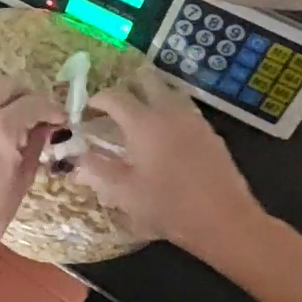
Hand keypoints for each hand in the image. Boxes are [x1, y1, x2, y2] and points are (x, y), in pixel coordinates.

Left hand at [0, 68, 63, 257]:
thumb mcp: (23, 178)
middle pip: (10, 84)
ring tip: (6, 103)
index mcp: (1, 128)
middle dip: (29, 96)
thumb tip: (50, 124)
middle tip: (35, 113)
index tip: (60, 118)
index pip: (35, 103)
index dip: (53, 109)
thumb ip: (37, 143)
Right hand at [72, 68, 270, 248]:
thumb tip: (76, 159)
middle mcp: (168, 112)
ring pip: (168, 91)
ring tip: (139, 116)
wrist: (224, 220)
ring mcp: (193, 119)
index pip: (113, 96)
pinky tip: (165, 134)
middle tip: (113, 107)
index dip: (96, 100)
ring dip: (150, 95)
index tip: (87, 111)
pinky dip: (169, 110)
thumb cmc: (168, 207)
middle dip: (126, 87)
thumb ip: (97, 171)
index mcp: (143, 123)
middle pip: (145, 81)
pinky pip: (184, 108)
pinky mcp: (210, 132)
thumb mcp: (124, 193)